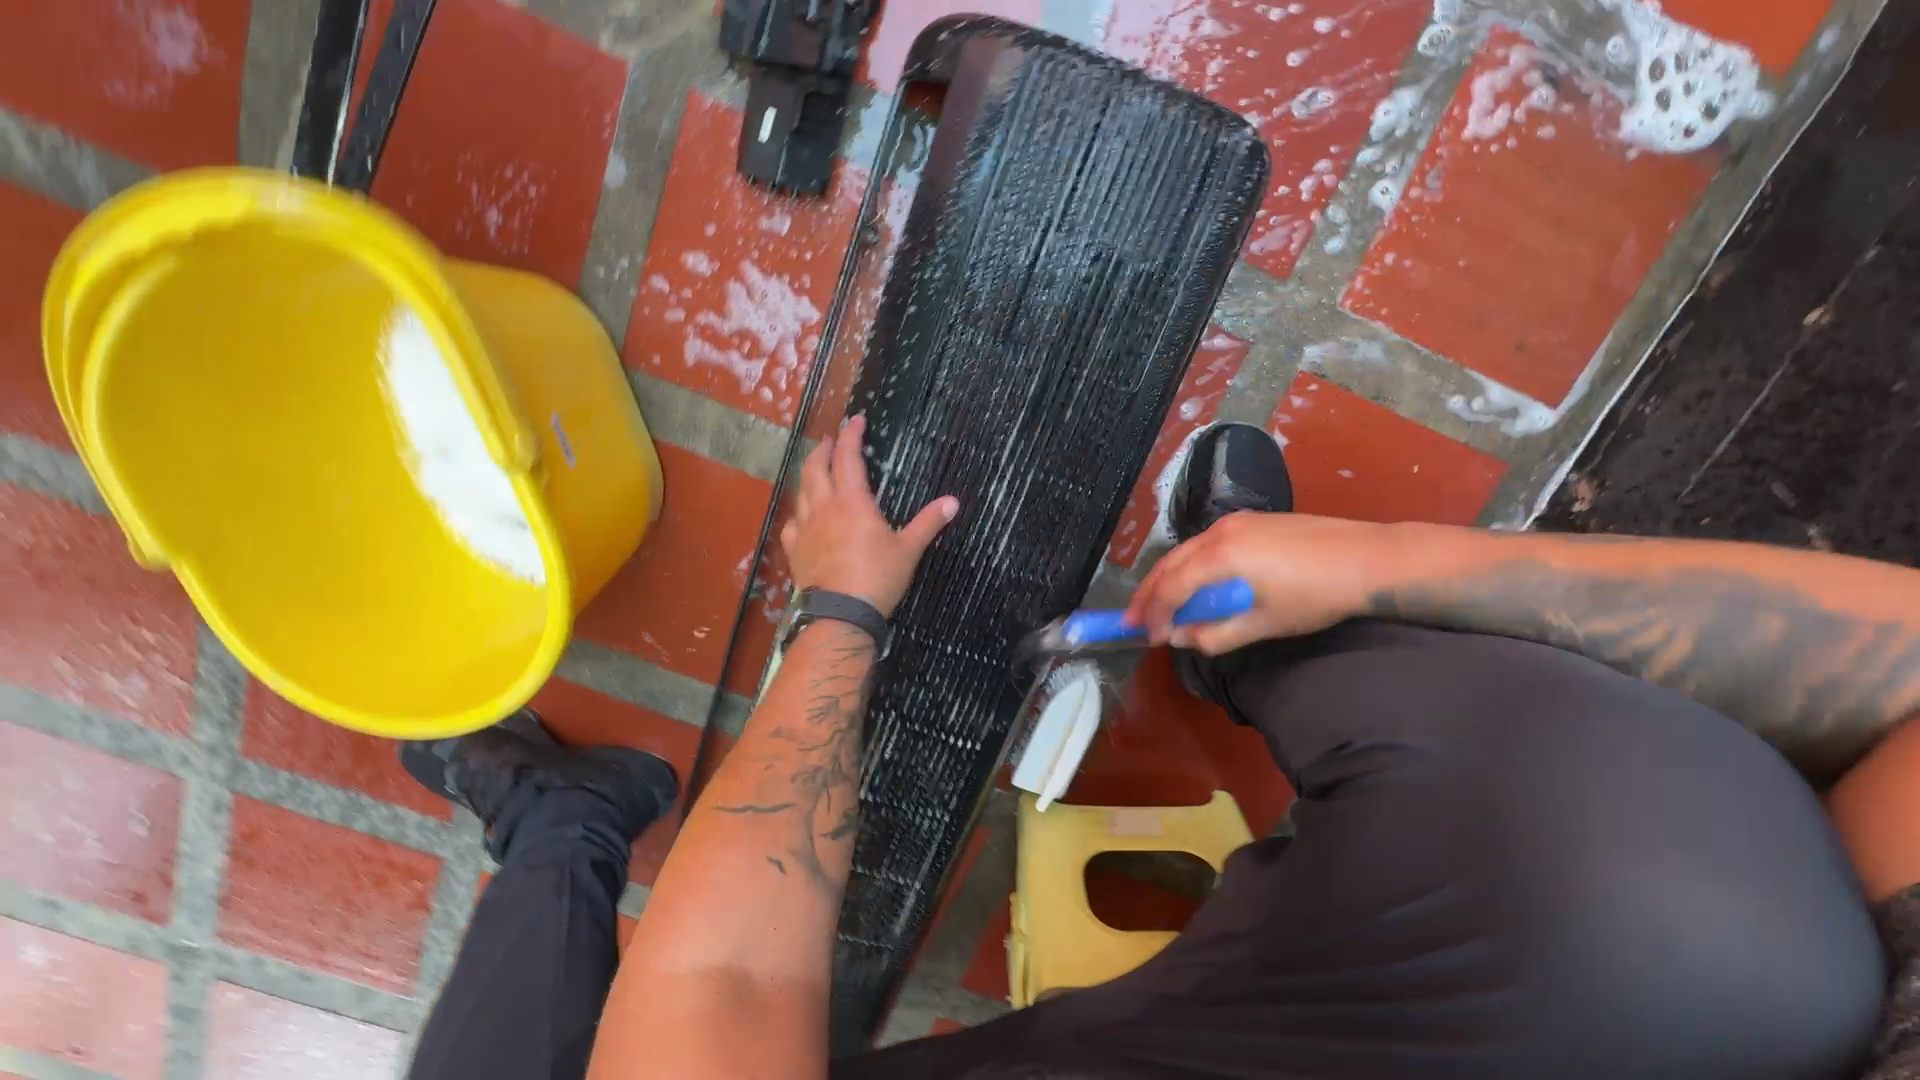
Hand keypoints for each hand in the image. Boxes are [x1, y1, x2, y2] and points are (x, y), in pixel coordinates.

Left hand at [780, 414, 958, 618]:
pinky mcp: (794, 550)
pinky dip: (798, 513)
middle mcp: (824, 508)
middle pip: (816, 468)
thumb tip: (953, 501)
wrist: (840, 614)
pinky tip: (801, 517)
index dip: (850, 435)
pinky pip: (792, 523)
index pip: (848, 457)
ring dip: (808, 475)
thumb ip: (928, 523)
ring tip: (816, 471)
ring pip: (801, 491)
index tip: (856, 420)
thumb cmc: (877, 578)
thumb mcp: (908, 550)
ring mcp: (804, 528)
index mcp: (852, 502)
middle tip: (830, 440)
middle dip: (823, 449)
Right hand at [1125, 513, 1399, 653]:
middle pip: (1170, 564)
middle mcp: (1219, 533)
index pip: (1172, 588)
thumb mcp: (1265, 624)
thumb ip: (1216, 634)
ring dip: (1168, 578)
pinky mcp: (1250, 521)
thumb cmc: (1316, 597)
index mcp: (1221, 557)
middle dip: (1150, 594)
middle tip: (1134, 620)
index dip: (1156, 615)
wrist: (1367, 559)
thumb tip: (1181, 639)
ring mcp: (1235, 522)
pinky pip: (1205, 544)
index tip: (1149, 638)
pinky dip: (1190, 565)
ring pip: (1186, 551)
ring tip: (1158, 604)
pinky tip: (1193, 582)